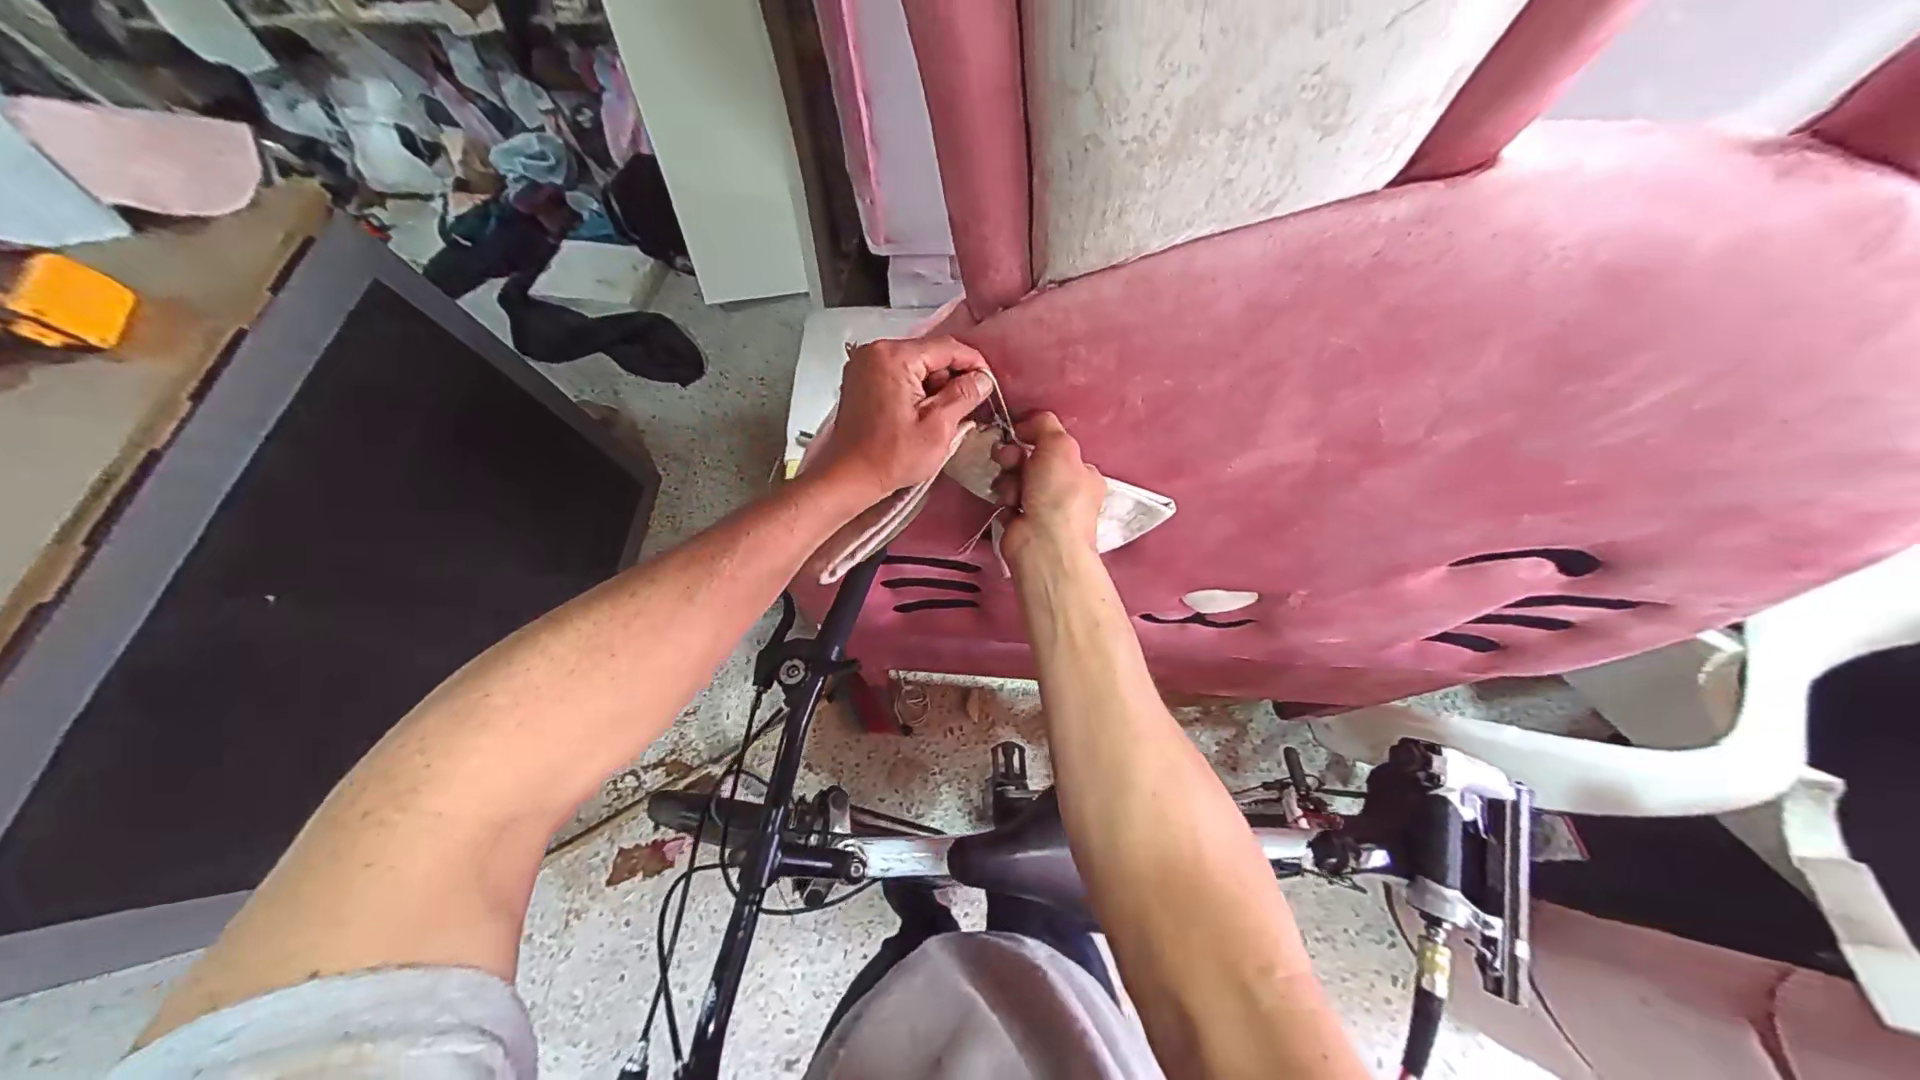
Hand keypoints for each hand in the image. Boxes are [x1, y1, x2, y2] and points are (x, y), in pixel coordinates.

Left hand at [811, 337, 994, 503]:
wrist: (848, 477)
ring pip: (915, 364)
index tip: (988, 383)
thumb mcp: (938, 427)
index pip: (947, 346)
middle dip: (952, 376)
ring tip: (945, 413)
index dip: (973, 363)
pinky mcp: (860, 379)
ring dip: (934, 384)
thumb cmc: (891, 457)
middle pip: (929, 353)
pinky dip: (915, 388)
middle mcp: (875, 351)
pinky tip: (922, 412)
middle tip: (968, 404)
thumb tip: (982, 378)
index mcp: (894, 357)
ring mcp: (865, 364)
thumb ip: (964, 396)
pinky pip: (898, 373)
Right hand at [992, 411, 1106, 565]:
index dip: (1034, 438)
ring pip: (1015, 479)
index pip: (1054, 447)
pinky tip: (1010, 507)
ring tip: (1012, 492)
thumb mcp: (1059, 445)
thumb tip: (1026, 423)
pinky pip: (1006, 500)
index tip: (1019, 434)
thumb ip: (1045, 425)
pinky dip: (1005, 501)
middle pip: (1031, 461)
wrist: (1043, 543)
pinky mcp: (1021, 522)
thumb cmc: (1058, 493)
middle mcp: (1065, 490)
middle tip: (1009, 460)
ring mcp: (1043, 508)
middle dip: (1015, 458)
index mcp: (1082, 472)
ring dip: (1008, 480)